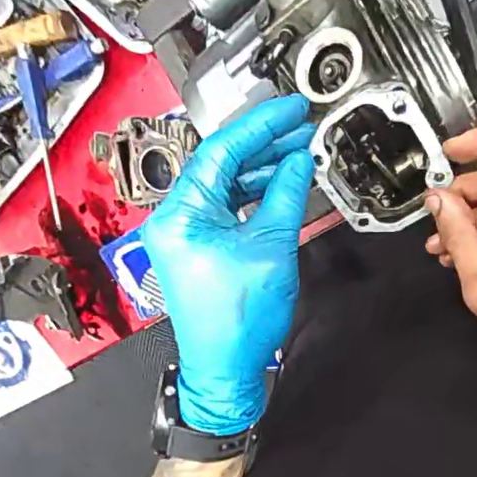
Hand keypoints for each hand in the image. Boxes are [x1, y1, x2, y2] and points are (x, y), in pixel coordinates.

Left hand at [142, 96, 315, 433]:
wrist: (227, 367)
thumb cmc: (238, 322)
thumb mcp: (272, 247)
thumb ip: (285, 195)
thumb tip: (297, 161)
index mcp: (182, 213)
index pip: (223, 150)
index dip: (262, 125)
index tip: (289, 110)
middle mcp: (175, 217)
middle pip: (222, 163)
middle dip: (265, 144)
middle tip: (301, 128)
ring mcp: (186, 231)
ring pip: (226, 184)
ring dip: (262, 168)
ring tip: (298, 153)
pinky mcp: (199, 244)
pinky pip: (227, 206)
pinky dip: (254, 193)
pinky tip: (280, 183)